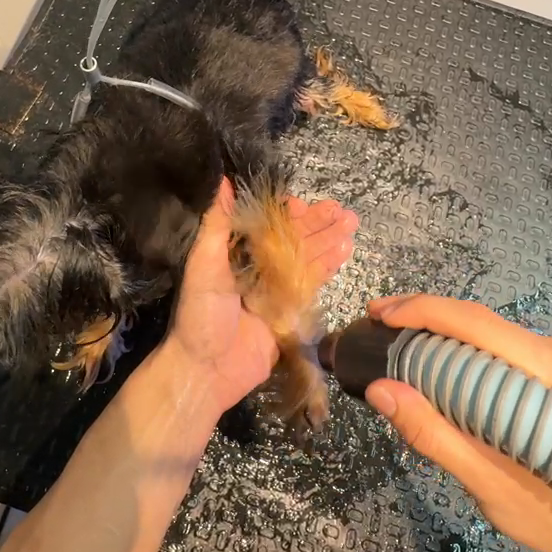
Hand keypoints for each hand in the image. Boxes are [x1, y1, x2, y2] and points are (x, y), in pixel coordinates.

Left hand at [158, 180, 356, 415]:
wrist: (206, 370)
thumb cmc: (200, 314)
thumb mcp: (203, 264)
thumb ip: (217, 223)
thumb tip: (221, 180)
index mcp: (235, 251)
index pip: (266, 223)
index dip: (286, 212)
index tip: (303, 204)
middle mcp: (257, 266)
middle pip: (292, 238)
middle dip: (317, 223)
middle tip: (341, 210)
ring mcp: (275, 288)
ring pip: (306, 257)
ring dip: (328, 240)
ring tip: (351, 223)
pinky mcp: (289, 312)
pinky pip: (311, 284)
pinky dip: (328, 267)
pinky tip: (344, 251)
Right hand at [364, 295, 551, 551]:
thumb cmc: (549, 509)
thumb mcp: (485, 481)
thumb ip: (432, 433)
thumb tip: (378, 390)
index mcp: (544, 372)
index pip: (472, 321)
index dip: (422, 309)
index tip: (380, 313)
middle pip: (477, 317)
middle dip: (424, 312)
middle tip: (379, 317)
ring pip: (487, 326)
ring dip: (441, 326)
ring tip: (400, 332)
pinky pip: (499, 341)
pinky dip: (463, 341)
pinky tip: (439, 351)